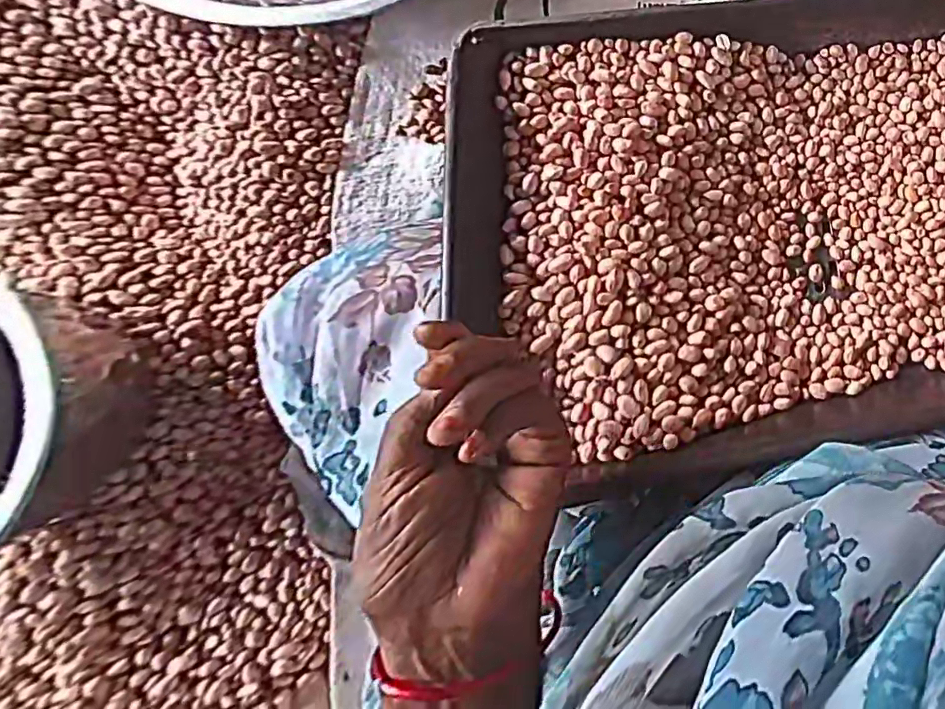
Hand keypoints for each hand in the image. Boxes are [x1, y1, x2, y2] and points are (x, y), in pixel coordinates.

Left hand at [353, 321, 570, 683]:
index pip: (467, 364)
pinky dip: (501, 420)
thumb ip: (421, 411)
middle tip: (435, 378)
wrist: (435, 610)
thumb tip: (449, 371)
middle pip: (498, 355)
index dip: (455, 338)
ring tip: (447, 438)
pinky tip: (475, 453)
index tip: (430, 335)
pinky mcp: (551, 450)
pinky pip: (534, 409)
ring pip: (517, 374)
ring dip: (476, 393)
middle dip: (466, 355)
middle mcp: (494, 417)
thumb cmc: (407, 550)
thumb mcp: (393, 468)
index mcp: (456, 418)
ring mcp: (525, 432)